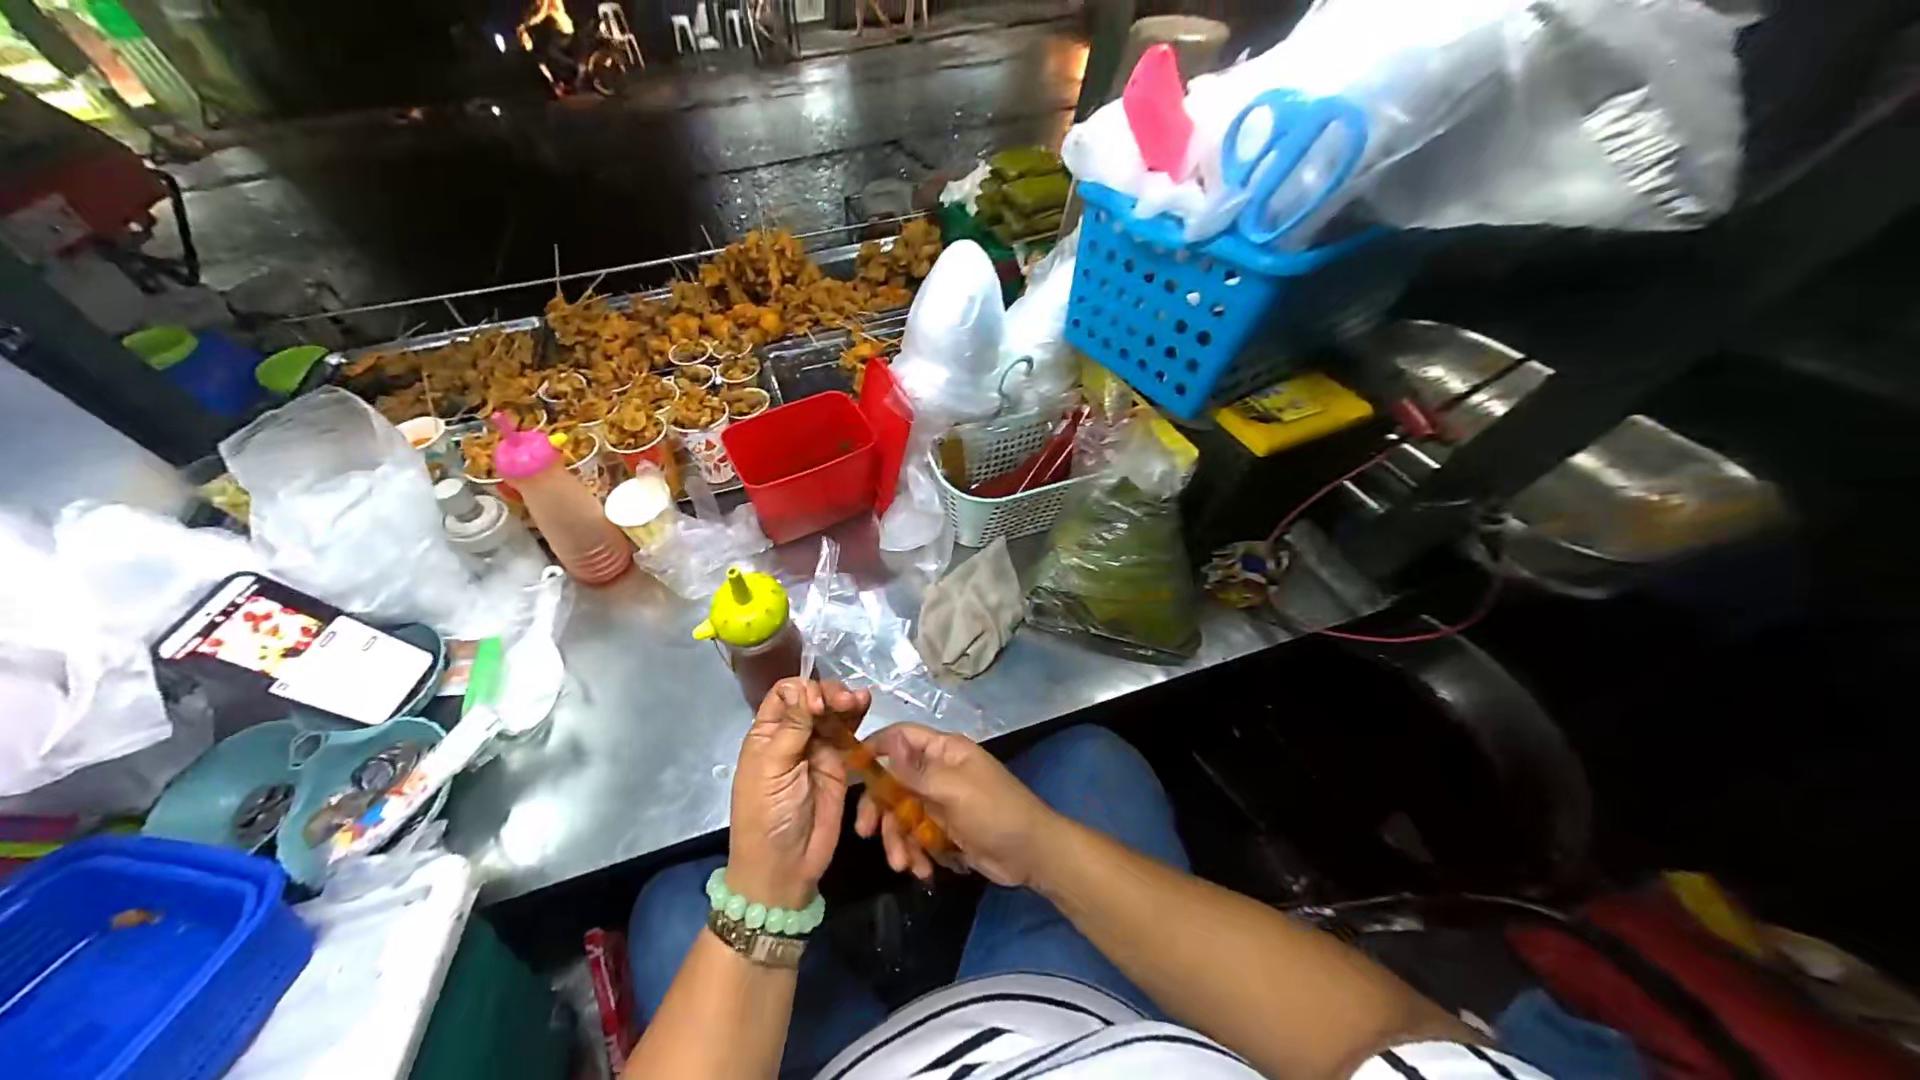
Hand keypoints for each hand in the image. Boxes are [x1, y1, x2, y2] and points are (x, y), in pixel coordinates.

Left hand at [727, 678, 869, 909]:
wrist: (784, 868)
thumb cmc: (767, 818)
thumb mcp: (773, 770)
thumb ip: (793, 727)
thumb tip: (806, 688)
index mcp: (767, 734)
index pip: (785, 694)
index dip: (803, 690)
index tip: (818, 703)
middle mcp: (792, 736)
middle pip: (813, 699)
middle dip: (829, 693)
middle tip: (846, 701)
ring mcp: (817, 749)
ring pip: (833, 713)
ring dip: (846, 702)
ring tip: (861, 700)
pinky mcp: (839, 764)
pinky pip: (849, 735)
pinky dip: (856, 719)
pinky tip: (865, 707)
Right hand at [854, 723, 1063, 887]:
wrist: (1033, 855)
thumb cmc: (996, 813)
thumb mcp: (953, 791)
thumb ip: (916, 770)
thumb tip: (889, 740)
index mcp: (944, 751)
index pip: (901, 737)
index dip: (875, 749)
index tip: (850, 771)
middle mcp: (938, 771)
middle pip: (893, 781)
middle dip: (880, 809)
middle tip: (866, 833)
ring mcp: (940, 801)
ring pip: (901, 814)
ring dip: (897, 840)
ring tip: (904, 865)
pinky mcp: (943, 829)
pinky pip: (915, 836)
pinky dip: (914, 853)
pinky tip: (922, 871)